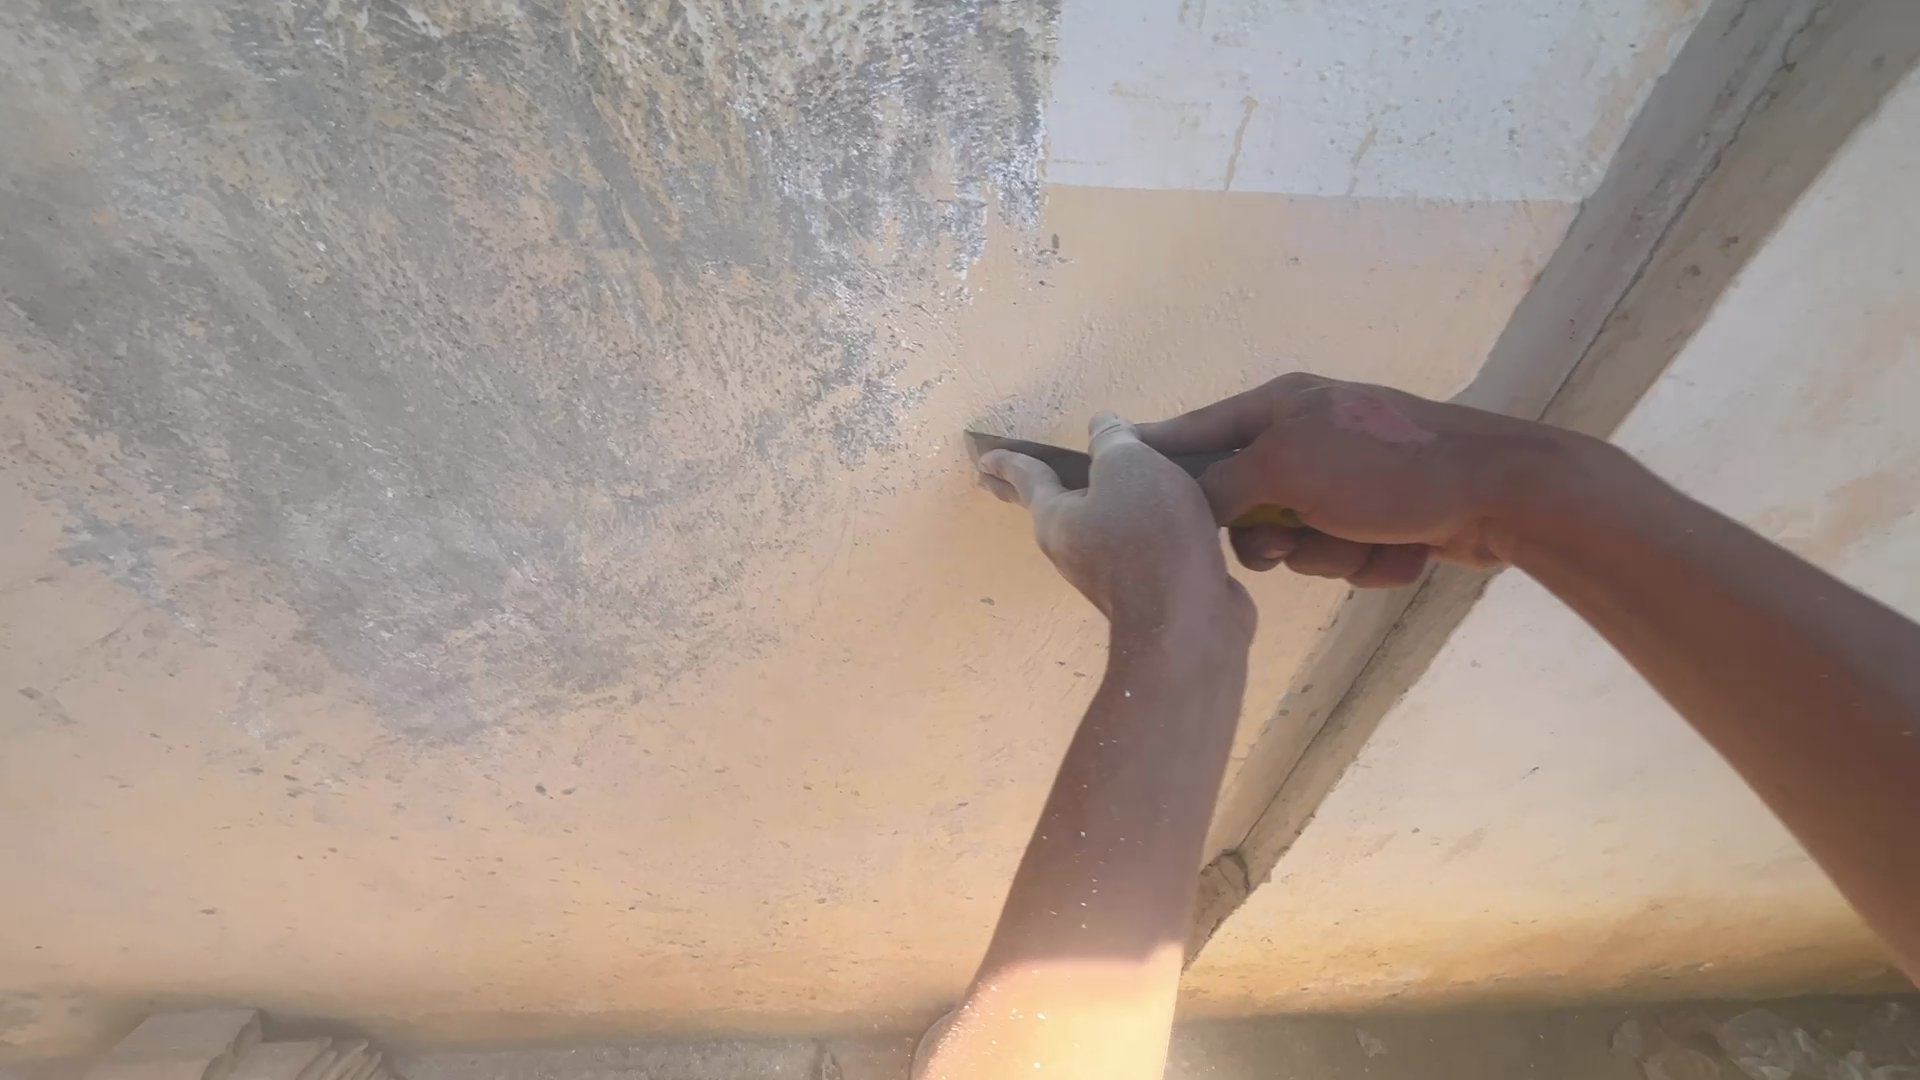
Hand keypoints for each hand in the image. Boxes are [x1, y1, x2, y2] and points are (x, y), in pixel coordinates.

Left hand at [978, 413, 1253, 635]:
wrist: (1189, 624)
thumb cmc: (1148, 536)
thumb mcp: (1129, 466)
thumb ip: (1113, 441)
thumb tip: (1102, 428)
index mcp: (1056, 517)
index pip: (1026, 478)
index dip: (1007, 462)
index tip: (982, 460)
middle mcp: (1071, 548)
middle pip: (1052, 505)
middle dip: (1031, 488)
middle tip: (1003, 479)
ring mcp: (1107, 572)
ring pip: (1096, 523)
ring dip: (1096, 502)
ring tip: (1109, 480)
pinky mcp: (1145, 585)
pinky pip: (1134, 539)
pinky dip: (1135, 520)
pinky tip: (1160, 510)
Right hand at [1137, 372, 1579, 586]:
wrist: (1504, 494)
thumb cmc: (1384, 467)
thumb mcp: (1285, 465)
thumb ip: (1222, 483)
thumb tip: (1192, 504)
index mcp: (1280, 408)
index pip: (1195, 430)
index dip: (1155, 450)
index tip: (1114, 463)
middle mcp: (1305, 439)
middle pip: (1241, 500)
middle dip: (1267, 533)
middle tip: (1286, 541)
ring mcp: (1342, 479)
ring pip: (1291, 538)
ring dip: (1325, 553)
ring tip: (1363, 541)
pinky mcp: (1375, 516)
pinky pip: (1337, 553)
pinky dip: (1364, 560)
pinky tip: (1399, 548)